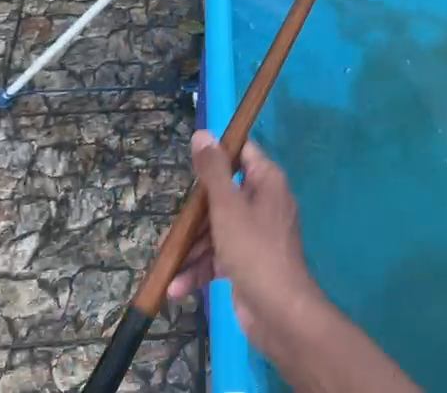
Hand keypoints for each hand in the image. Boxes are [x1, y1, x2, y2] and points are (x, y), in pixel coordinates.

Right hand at [168, 131, 326, 348]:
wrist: (279, 312)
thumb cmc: (254, 249)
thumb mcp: (227, 206)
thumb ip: (213, 170)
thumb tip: (203, 134)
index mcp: (266, 181)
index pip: (242, 153)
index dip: (217, 154)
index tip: (191, 163)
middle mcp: (263, 202)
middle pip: (223, 194)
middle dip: (194, 212)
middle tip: (173, 224)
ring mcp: (255, 234)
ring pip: (216, 228)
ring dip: (191, 246)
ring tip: (166, 260)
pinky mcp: (247, 261)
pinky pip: (219, 256)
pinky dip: (201, 268)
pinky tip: (177, 286)